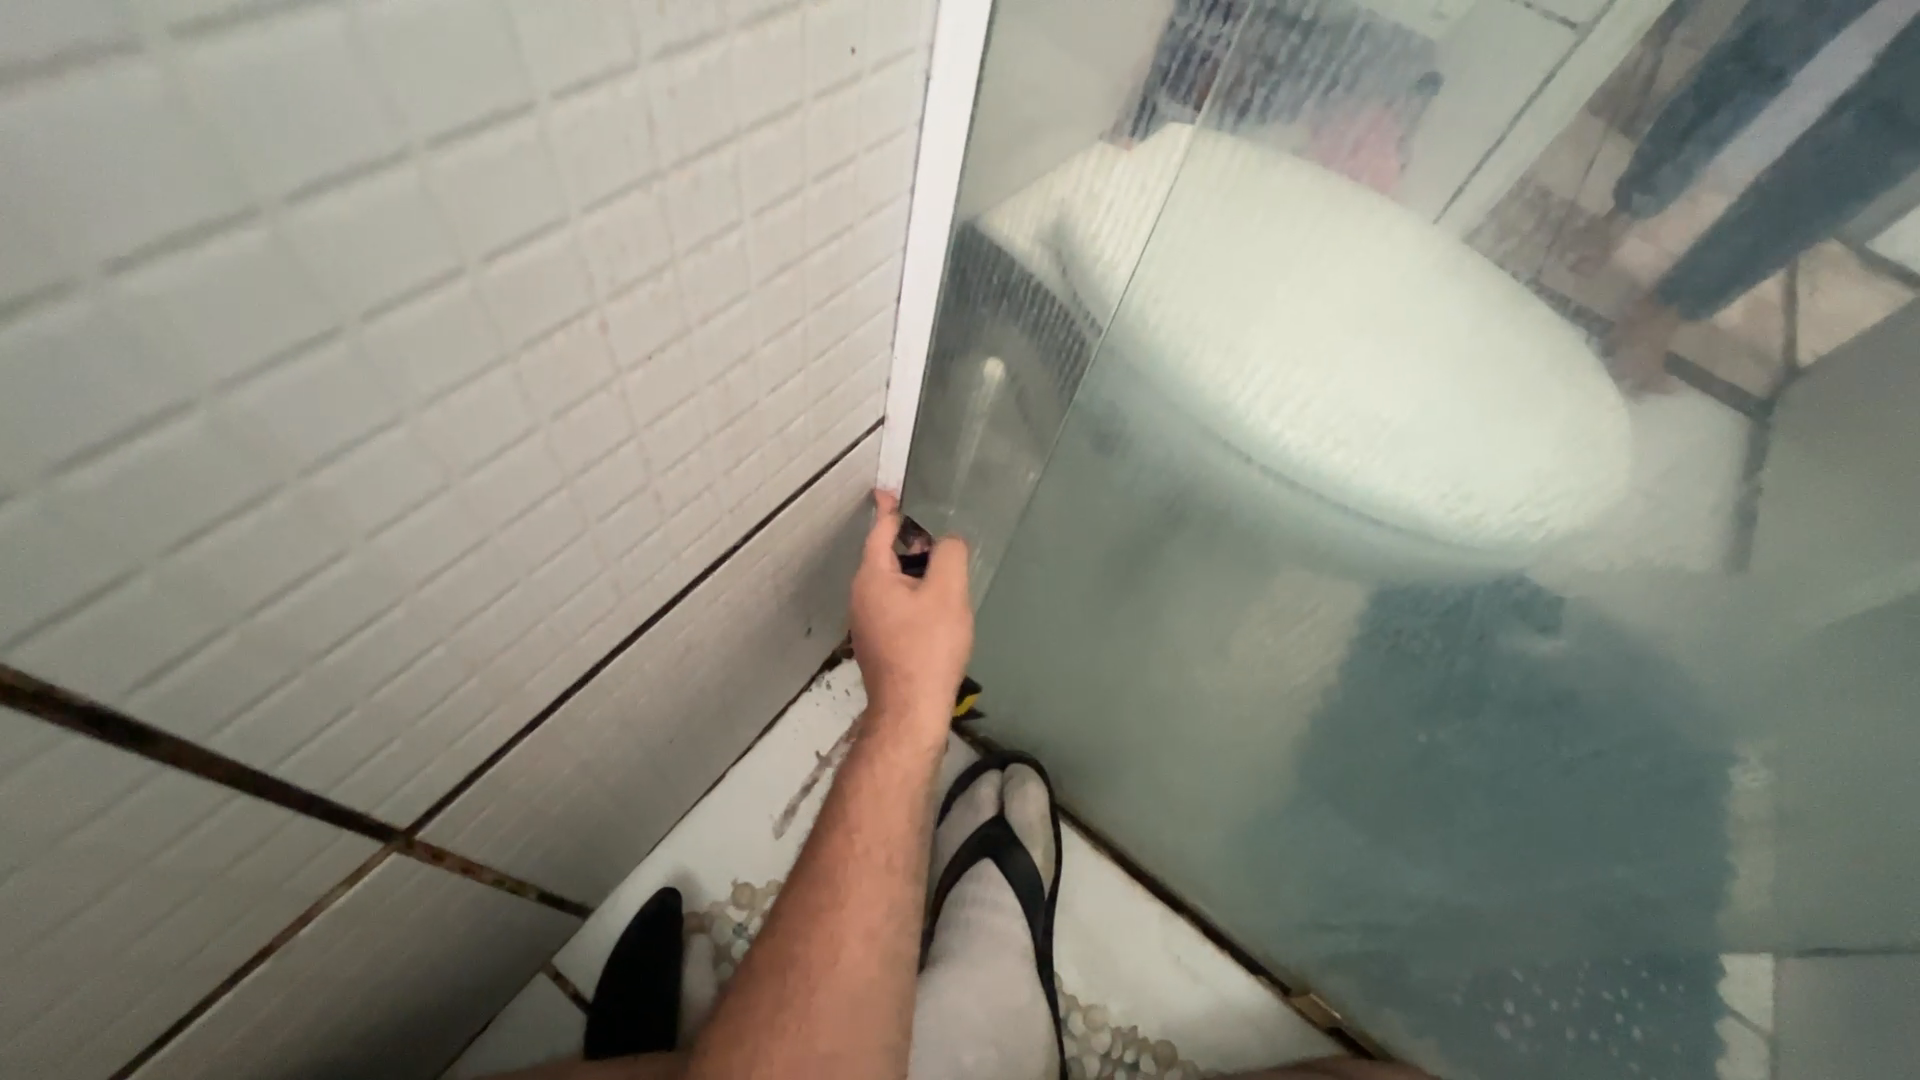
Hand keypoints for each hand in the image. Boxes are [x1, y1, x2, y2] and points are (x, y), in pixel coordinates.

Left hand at [849, 491, 971, 732]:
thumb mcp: (947, 593)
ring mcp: (866, 623)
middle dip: (913, 545)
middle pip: (886, 558)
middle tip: (944, 541)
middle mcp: (861, 596)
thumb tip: (948, 540)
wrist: (911, 710)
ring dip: (916, 575)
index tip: (892, 490)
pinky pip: (895, 607)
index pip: (879, 531)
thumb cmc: (928, 647)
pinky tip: (938, 612)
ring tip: (948, 577)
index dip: (891, 509)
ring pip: (892, 585)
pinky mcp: (877, 644)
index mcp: (871, 577)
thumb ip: (949, 555)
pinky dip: (914, 598)